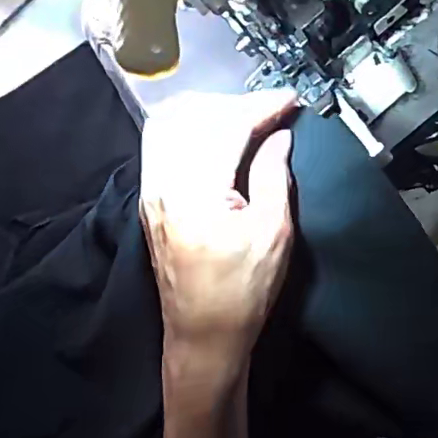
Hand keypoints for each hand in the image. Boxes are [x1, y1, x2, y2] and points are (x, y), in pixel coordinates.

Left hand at [141, 89, 298, 406]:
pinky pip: (161, 144)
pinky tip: (215, 136)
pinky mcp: (151, 201)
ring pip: (169, 124)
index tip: (287, 101)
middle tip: (270, 110)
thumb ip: (272, 175)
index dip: (261, 107)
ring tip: (244, 118)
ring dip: (209, 111)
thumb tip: (278, 137)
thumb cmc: (240, 295)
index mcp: (195, 194)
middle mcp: (163, 186)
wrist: (203, 336)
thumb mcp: (273, 233)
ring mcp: (151, 193)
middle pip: (192, 115)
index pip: (226, 127)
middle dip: (235, 103)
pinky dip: (190, 128)